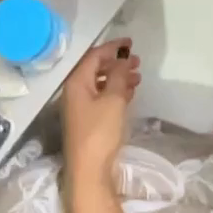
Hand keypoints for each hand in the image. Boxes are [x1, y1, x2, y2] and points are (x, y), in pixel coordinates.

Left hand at [62, 39, 141, 186]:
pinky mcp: (87, 120)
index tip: (130, 42)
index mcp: (76, 82)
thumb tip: (122, 60)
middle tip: (136, 60)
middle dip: (116, 62)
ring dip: (117, 77)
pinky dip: (115, 91)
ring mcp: (79, 107)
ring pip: (100, 84)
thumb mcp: (113, 100)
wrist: (89, 170)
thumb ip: (118, 76)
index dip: (112, 47)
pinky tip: (129, 92)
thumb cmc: (100, 132)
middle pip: (95, 69)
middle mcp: (74, 91)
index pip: (94, 56)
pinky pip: (101, 97)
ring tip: (137, 76)